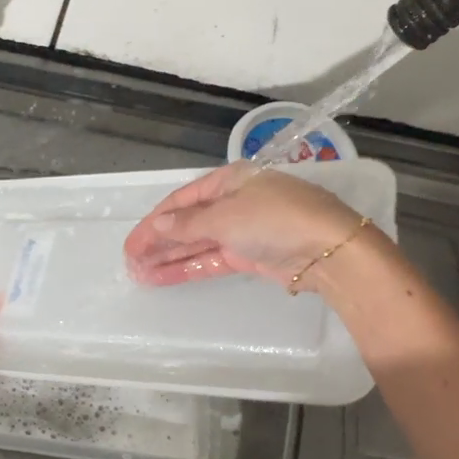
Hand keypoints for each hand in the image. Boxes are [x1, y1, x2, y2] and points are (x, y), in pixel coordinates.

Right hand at [124, 162, 366, 288]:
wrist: (328, 250)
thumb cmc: (275, 219)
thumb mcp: (225, 217)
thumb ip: (187, 224)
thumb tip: (158, 224)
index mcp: (230, 180)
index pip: (182, 199)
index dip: (155, 221)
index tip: (132, 242)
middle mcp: (234, 202)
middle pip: (188, 222)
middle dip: (159, 241)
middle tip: (130, 261)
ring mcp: (243, 231)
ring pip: (197, 243)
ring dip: (169, 257)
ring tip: (139, 272)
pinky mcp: (250, 256)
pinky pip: (211, 260)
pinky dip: (188, 268)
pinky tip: (163, 277)